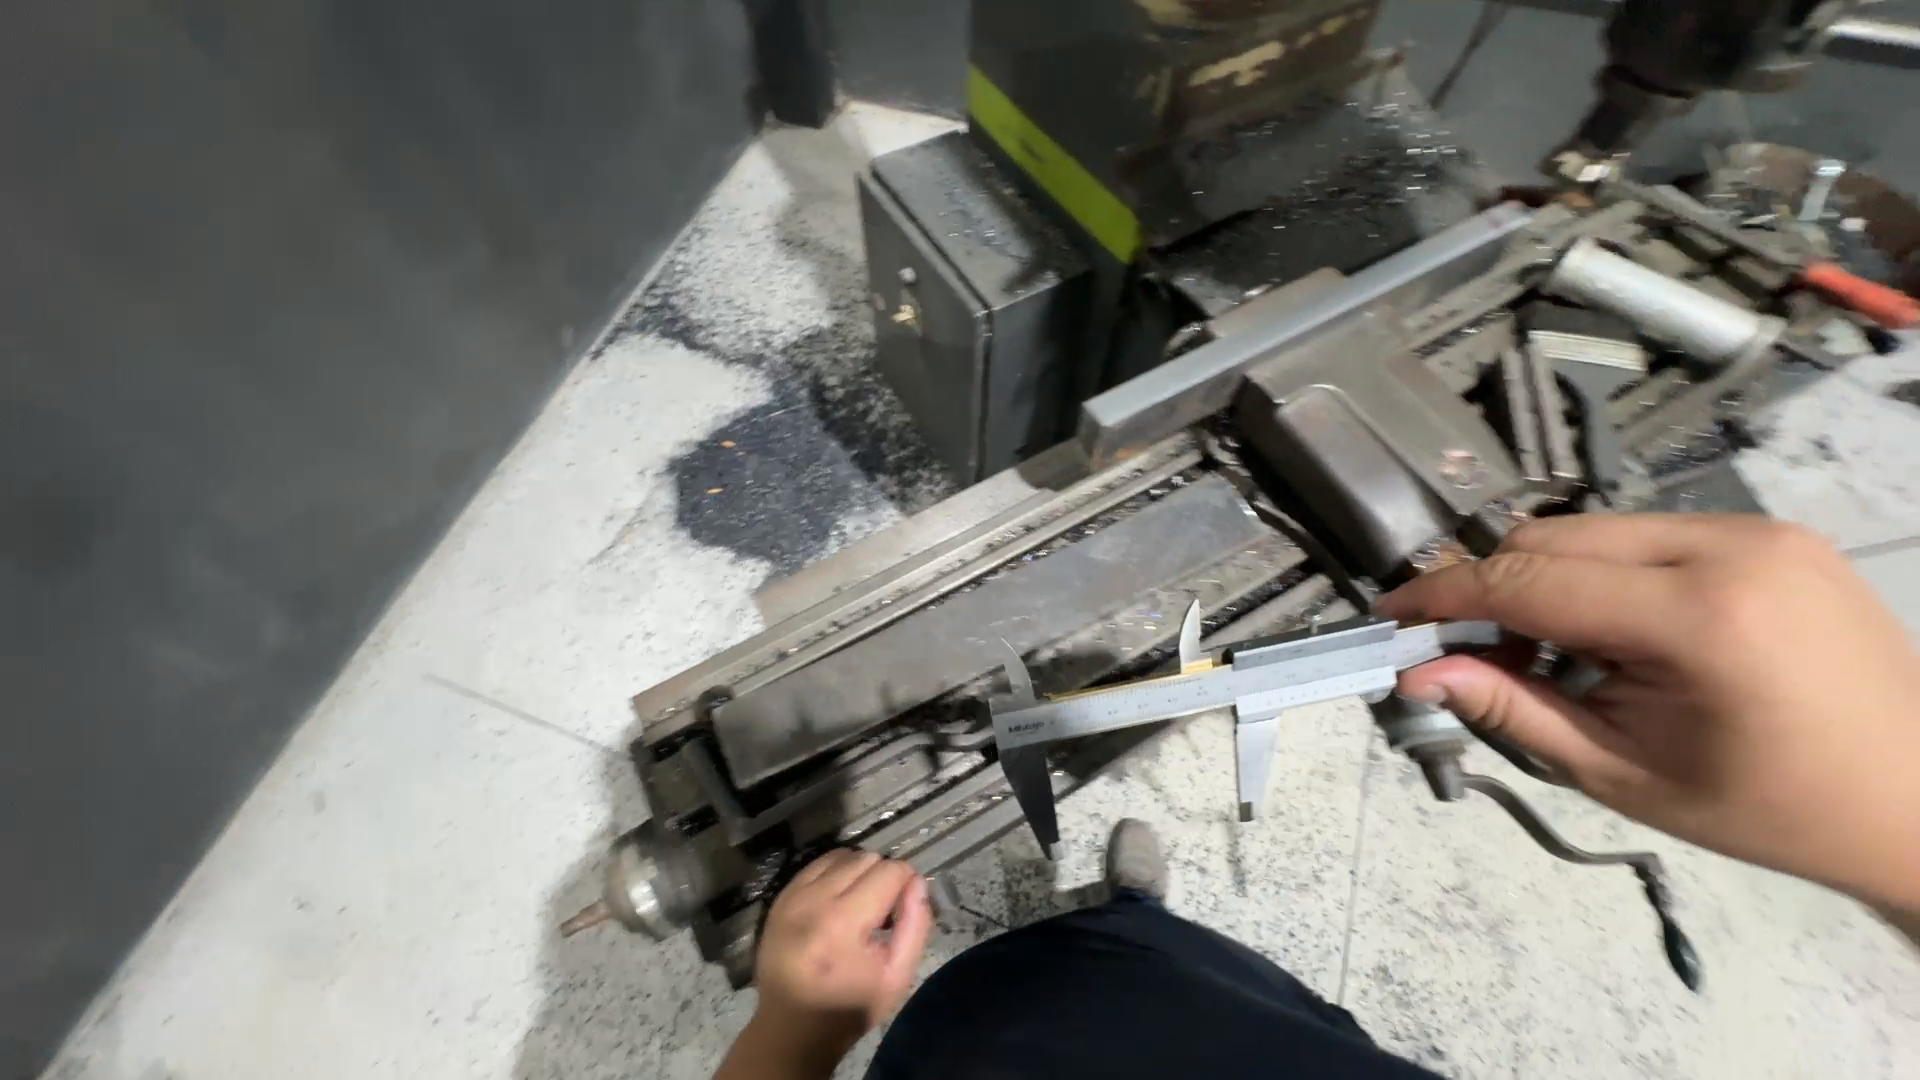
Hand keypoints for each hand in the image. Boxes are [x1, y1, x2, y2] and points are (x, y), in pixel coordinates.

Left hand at [723, 850, 930, 1077]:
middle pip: (867, 858)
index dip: (906, 884)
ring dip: (859, 872)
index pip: (889, 871)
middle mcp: (814, 900)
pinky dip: (836, 872)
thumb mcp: (896, 978)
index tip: (903, 908)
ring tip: (860, 904)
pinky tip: (839, 898)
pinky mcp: (782, 896)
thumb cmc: (849, 1007)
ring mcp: (793, 895)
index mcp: (842, 923)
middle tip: (882, 911)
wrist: (791, 1028)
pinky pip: (819, 863)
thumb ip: (916, 925)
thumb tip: (917, 882)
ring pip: (843, 855)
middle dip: (883, 878)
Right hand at [1377, 514, 1919, 911]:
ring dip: (1535, 580)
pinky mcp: (1765, 532)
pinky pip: (1631, 534)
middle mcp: (1728, 547)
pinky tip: (1602, 629)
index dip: (1441, 595)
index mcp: (1700, 617)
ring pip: (1582, 529)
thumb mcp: (1619, 772)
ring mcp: (1755, 530)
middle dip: (1488, 589)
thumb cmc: (1770, 808)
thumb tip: (1414, 676)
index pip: (1525, 580)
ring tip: (1544, 648)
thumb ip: (1508, 710)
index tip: (1390, 615)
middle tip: (1473, 650)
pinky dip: (1587, 573)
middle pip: (1545, 540)